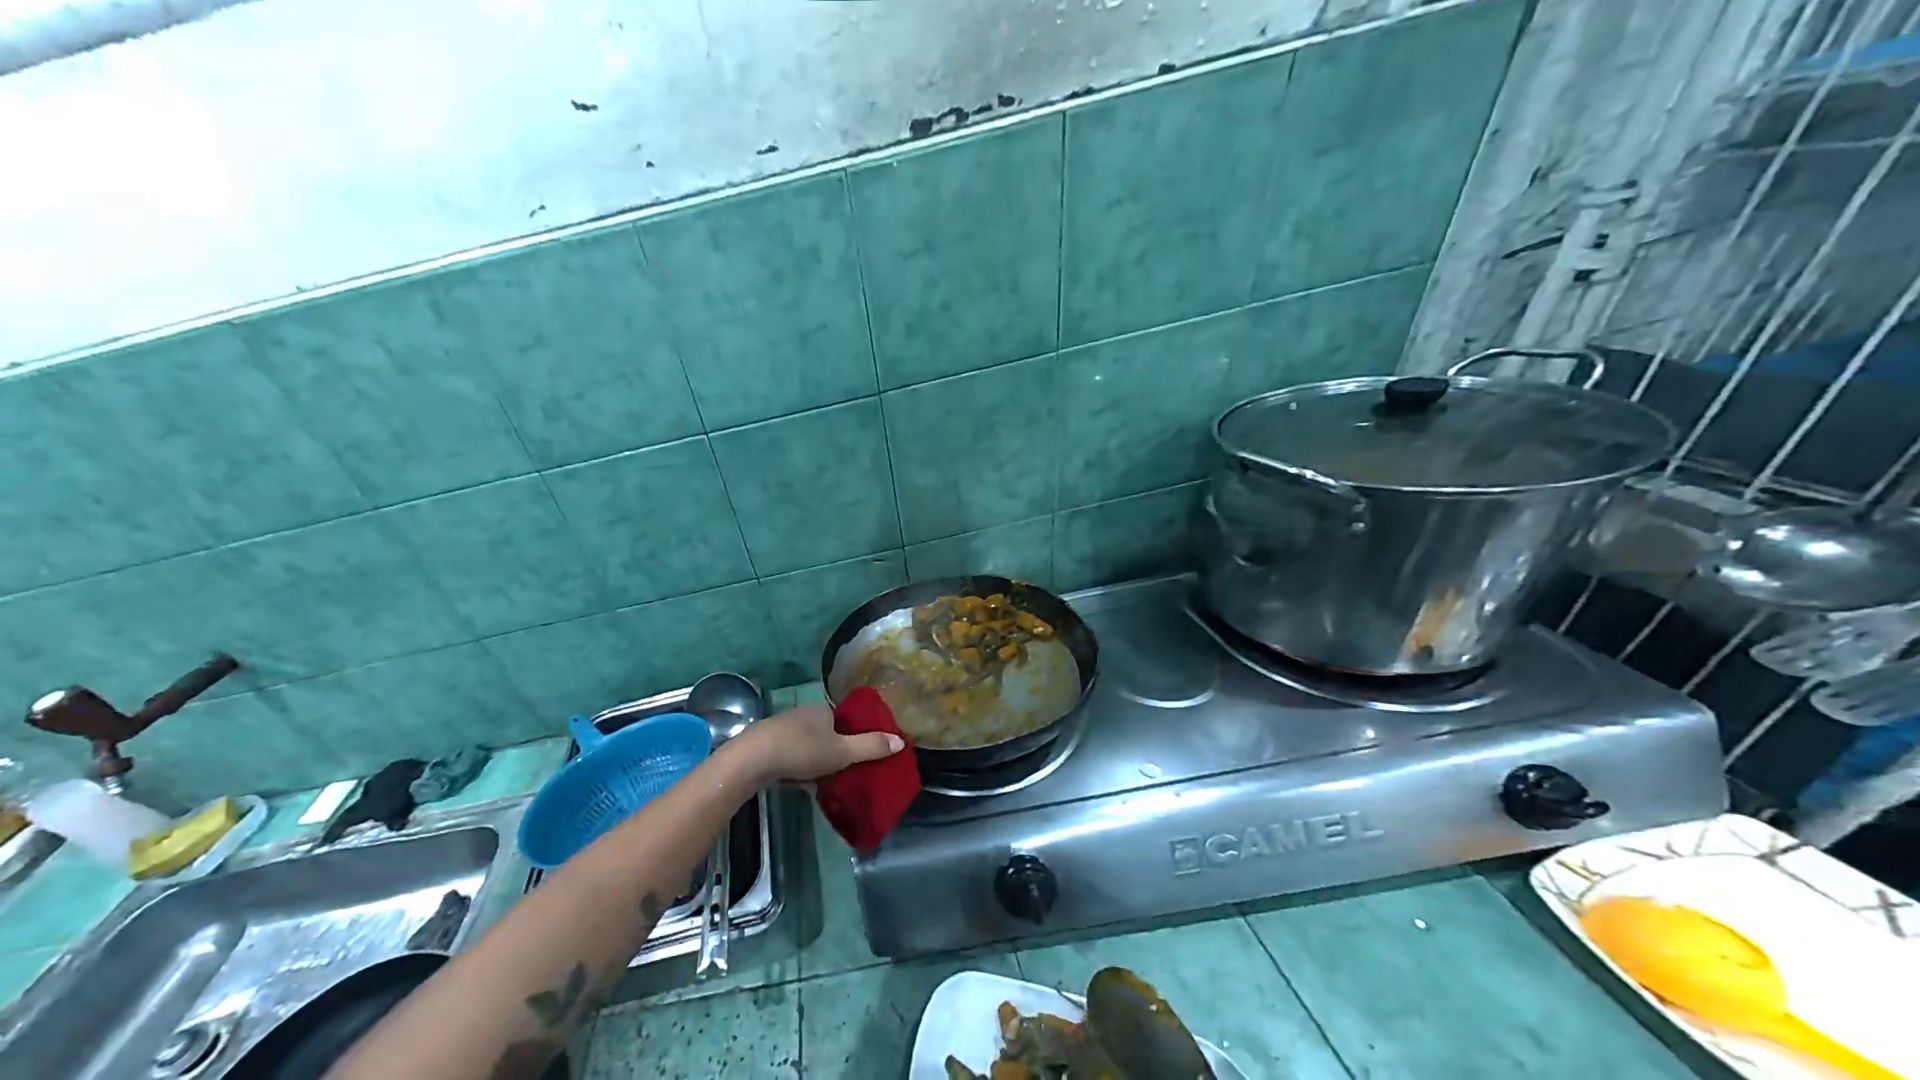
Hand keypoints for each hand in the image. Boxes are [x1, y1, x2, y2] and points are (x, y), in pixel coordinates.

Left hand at [731, 704, 904, 784]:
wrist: (751, 760)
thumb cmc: (801, 751)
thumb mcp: (842, 752)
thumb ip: (871, 747)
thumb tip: (901, 741)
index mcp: (823, 710)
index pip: (846, 720)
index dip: (856, 736)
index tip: (863, 756)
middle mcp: (803, 714)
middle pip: (827, 733)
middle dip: (836, 752)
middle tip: (846, 773)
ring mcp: (782, 729)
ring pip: (808, 746)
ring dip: (816, 762)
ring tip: (825, 782)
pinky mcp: (766, 746)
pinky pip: (791, 756)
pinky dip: (798, 768)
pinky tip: (800, 783)